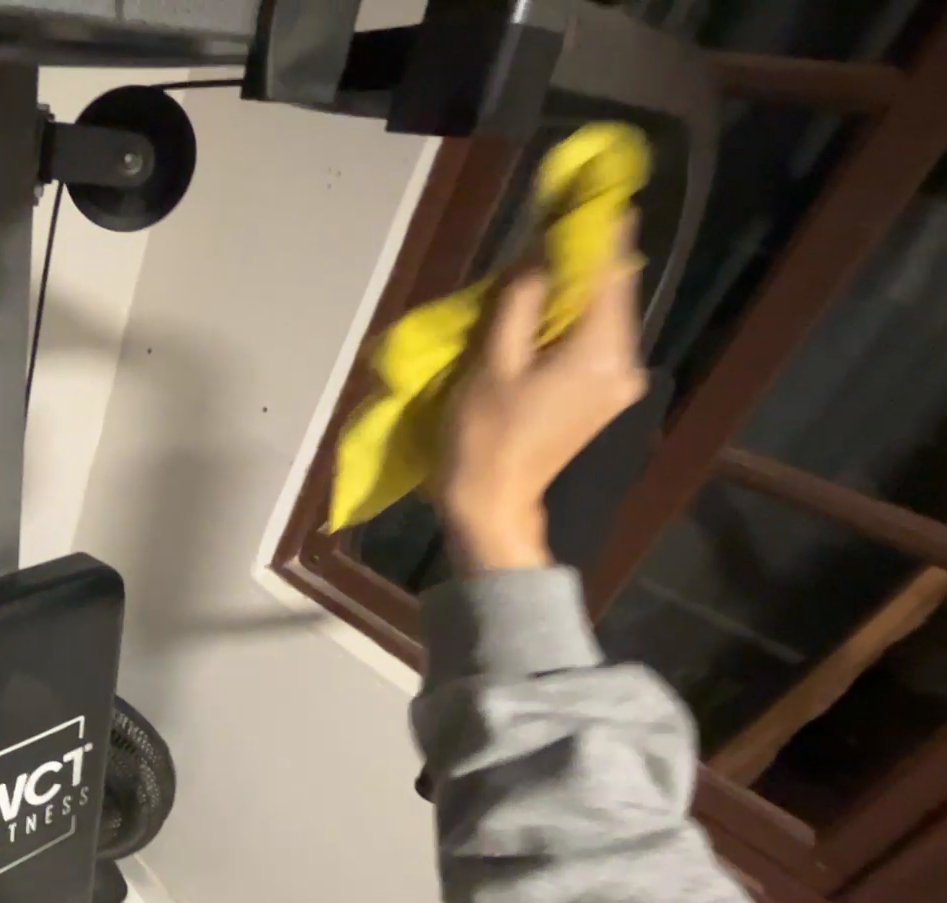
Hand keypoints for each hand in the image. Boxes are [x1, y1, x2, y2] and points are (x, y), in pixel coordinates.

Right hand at [437, 223, 647, 573]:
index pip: (610, 274)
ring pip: (598, 321)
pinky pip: (589, 346)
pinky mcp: (600, 399)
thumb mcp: (491, 365)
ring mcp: (616, 384)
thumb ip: (520, 304)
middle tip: (541, 240)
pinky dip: (565, 327)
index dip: (598, 232)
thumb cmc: (483, 437)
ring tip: (531, 279)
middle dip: (577, 265)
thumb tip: (537, 256)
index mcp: (600, 353)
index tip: (588, 194)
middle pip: (608, 295)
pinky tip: (536, 322)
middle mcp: (624, 363)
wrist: (491, 503)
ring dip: (568, 297)